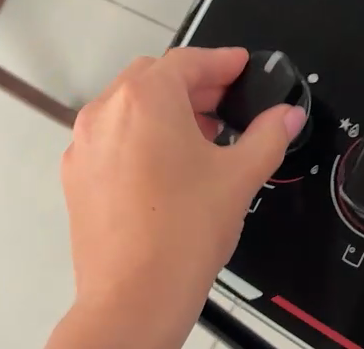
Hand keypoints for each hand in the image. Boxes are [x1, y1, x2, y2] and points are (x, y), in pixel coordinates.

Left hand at [51, 47, 306, 348]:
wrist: (131, 302)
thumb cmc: (184, 232)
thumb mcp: (240, 176)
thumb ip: (269, 134)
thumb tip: (288, 116)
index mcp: (146, 98)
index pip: (188, 61)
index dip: (221, 62)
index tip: (241, 66)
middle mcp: (107, 110)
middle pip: (155, 76)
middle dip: (193, 83)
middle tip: (226, 101)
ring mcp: (85, 143)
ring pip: (129, 104)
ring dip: (165, 107)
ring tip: (201, 135)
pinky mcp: (76, 175)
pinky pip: (111, 135)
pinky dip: (139, 134)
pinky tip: (166, 165)